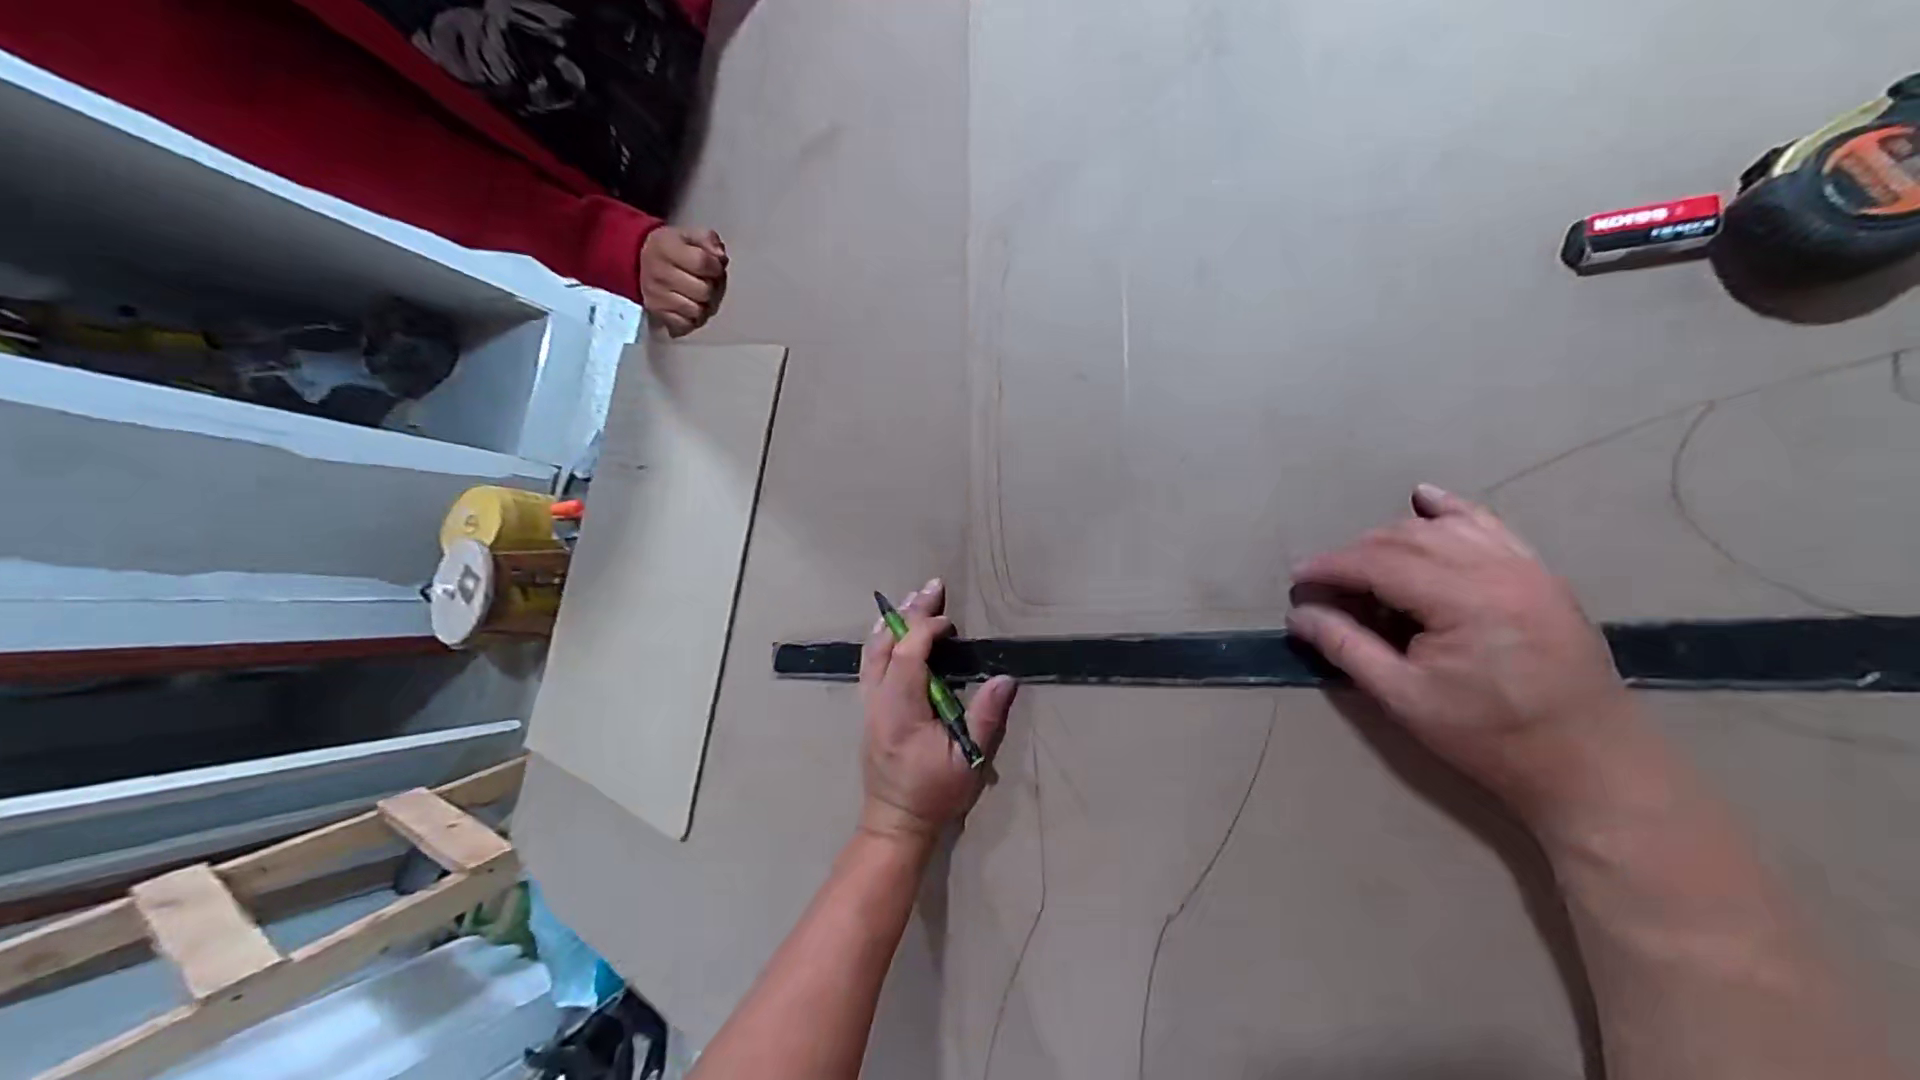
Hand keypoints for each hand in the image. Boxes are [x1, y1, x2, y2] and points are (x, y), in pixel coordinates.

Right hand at [639, 226, 727, 336]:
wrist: (638, 261)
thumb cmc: (671, 249)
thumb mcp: (688, 235)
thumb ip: (708, 239)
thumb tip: (720, 256)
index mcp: (665, 247)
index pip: (703, 263)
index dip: (716, 267)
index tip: (714, 266)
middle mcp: (658, 272)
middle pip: (704, 291)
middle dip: (713, 287)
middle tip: (707, 282)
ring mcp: (656, 295)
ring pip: (697, 311)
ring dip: (704, 305)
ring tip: (699, 295)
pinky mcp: (657, 313)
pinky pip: (686, 325)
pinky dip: (692, 319)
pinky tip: (690, 307)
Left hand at [858, 578, 1017, 843]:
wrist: (895, 823)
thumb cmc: (934, 795)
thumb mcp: (967, 762)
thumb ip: (985, 718)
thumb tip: (1005, 678)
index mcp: (900, 712)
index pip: (907, 656)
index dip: (926, 630)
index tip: (950, 623)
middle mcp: (877, 703)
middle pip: (886, 646)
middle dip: (909, 614)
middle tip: (931, 587)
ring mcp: (868, 706)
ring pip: (871, 653)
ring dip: (892, 623)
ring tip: (911, 600)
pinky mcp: (868, 711)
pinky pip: (869, 665)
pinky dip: (881, 641)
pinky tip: (890, 631)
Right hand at [1286, 484, 1641, 821]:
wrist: (1592, 764)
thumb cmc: (1490, 737)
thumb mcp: (1404, 697)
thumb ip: (1347, 648)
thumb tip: (1299, 615)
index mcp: (1466, 601)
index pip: (1380, 563)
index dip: (1332, 566)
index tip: (1297, 578)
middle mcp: (1498, 570)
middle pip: (1408, 539)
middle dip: (1356, 553)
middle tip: (1325, 582)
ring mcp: (1526, 568)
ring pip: (1444, 528)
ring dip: (1393, 536)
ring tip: (1361, 560)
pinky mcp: (1540, 576)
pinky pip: (1489, 527)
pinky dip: (1451, 512)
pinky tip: (1425, 499)